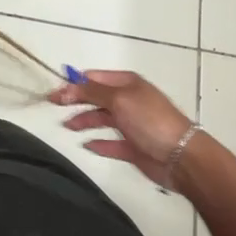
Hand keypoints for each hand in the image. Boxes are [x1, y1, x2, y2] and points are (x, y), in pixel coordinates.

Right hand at [49, 70, 195, 183]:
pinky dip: (99, 143)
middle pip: (96, 98)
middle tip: (53, 105)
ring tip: (67, 126)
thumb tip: (66, 85)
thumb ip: (90, 92)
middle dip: (76, 100)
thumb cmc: (150, 120)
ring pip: (102, 119)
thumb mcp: (119, 99)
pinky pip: (111, 143)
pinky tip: (87, 144)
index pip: (94, 78)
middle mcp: (128, 101)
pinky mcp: (133, 148)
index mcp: (127, 83)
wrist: (182, 157)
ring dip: (84, 120)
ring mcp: (132, 125)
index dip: (74, 82)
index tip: (55, 91)